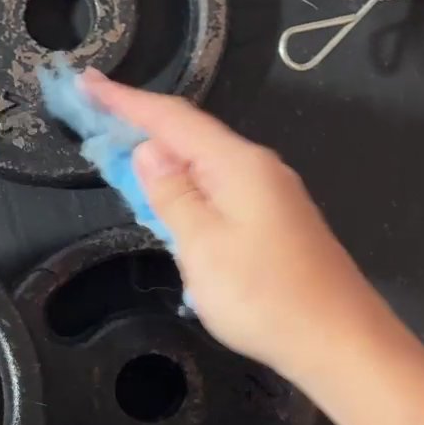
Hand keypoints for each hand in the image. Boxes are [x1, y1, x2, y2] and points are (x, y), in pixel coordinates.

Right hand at [85, 71, 399, 380]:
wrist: (336, 341)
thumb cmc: (263, 296)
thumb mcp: (202, 245)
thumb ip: (172, 196)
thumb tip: (147, 152)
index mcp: (238, 168)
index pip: (172, 121)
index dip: (126, 101)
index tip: (87, 83)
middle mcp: (255, 170)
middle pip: (187, 133)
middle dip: (136, 119)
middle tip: (90, 109)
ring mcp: (265, 194)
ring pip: (199, 159)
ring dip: (154, 149)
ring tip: (112, 144)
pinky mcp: (267, 218)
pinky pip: (211, 182)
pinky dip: (176, 176)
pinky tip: (159, 187)